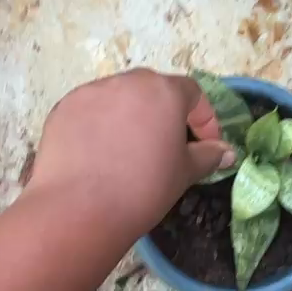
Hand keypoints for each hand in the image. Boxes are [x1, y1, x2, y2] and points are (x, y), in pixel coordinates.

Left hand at [24, 69, 235, 236]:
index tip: (205, 146)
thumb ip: (207, 156)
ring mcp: (92, 92)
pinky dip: (99, 125)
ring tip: (130, 151)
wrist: (80, 208)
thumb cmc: (143, 189)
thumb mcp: (183, 173)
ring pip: (119, 98)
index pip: (192, 94)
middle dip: (165, 114)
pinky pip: (90, 110)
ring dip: (130, 117)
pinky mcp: (64, 107)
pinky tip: (98, 154)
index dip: (203, 119)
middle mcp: (128, 82)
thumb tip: (226, 152)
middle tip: (167, 147)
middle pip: (153, 90)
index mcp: (163, 91)